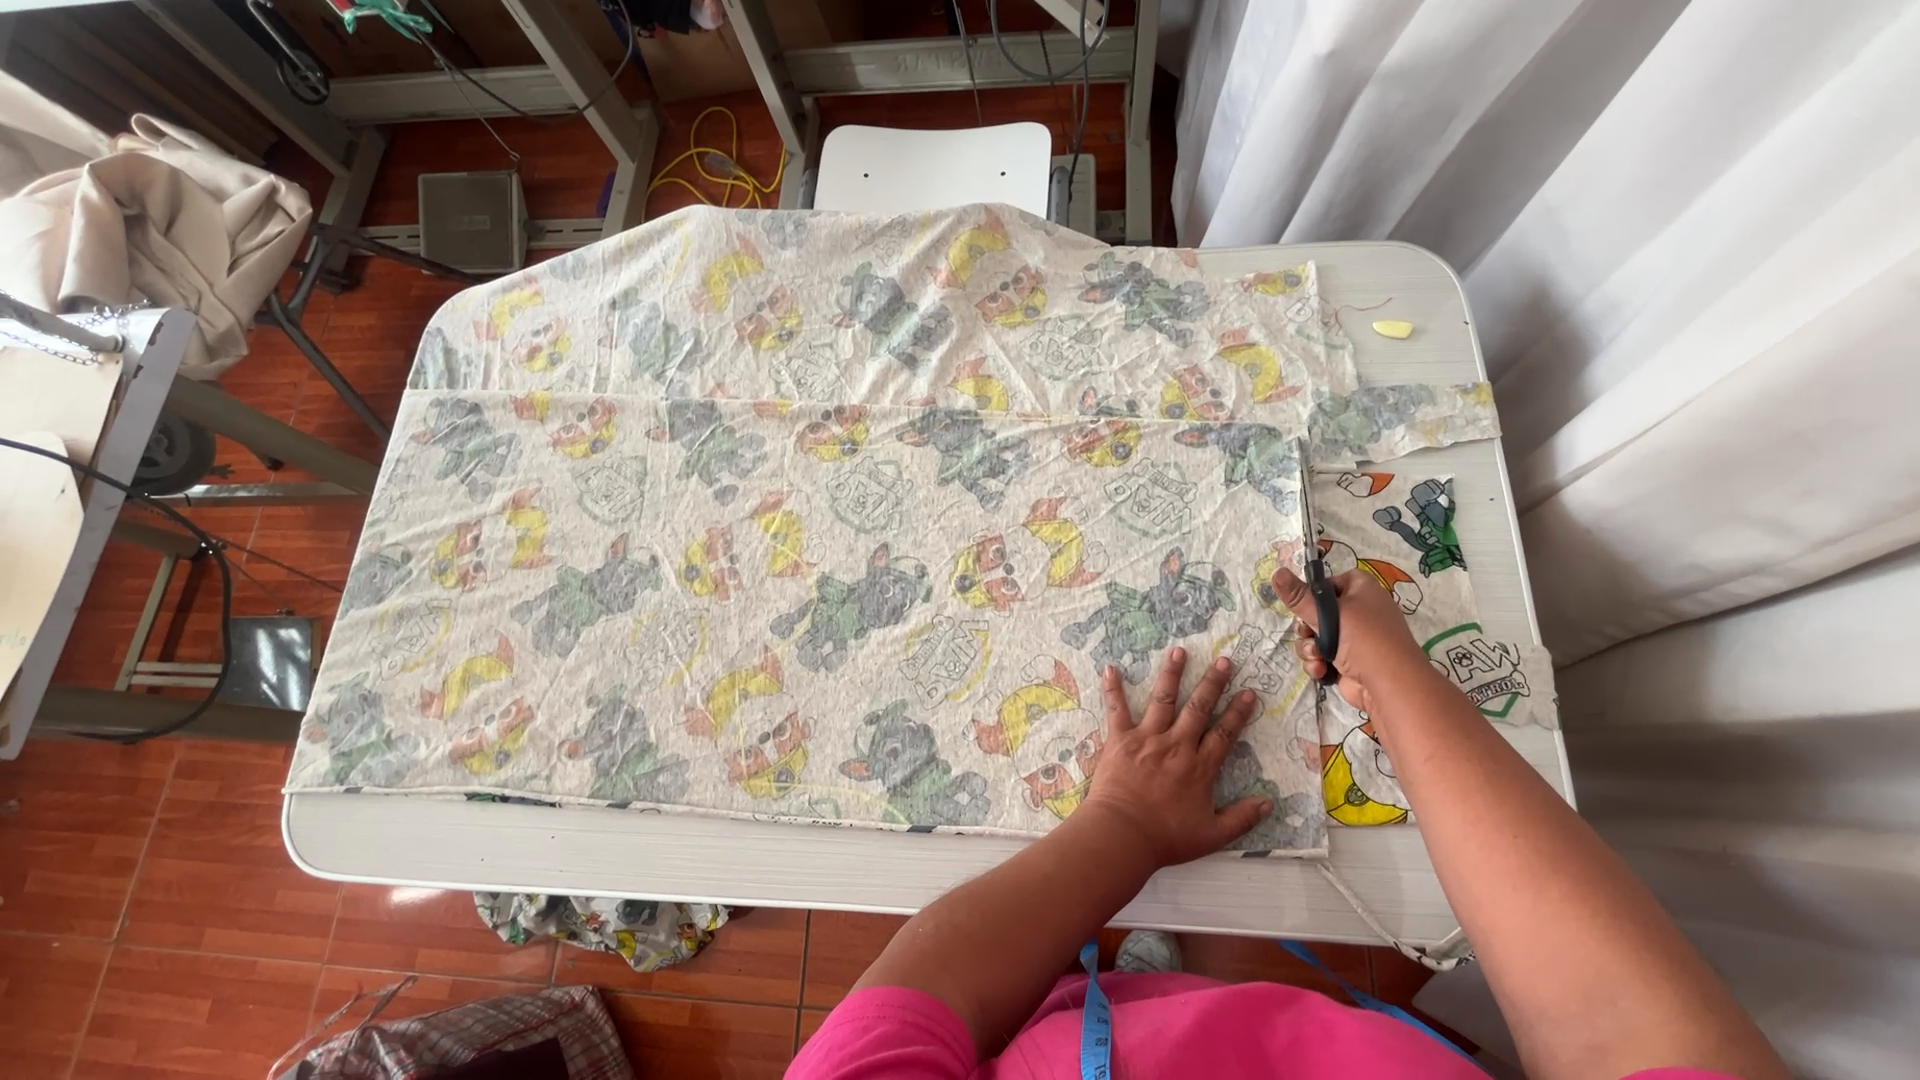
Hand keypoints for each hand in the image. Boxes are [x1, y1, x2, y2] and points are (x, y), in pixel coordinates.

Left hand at [1075, 648, 1271, 868]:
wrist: (1122, 834)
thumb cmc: (1166, 838)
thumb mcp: (1213, 835)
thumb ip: (1242, 818)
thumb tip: (1270, 804)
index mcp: (1199, 767)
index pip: (1224, 734)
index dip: (1238, 713)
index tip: (1249, 693)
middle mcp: (1176, 746)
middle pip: (1199, 708)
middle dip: (1213, 683)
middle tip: (1224, 661)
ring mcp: (1147, 739)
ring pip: (1163, 700)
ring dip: (1172, 674)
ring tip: (1178, 651)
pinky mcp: (1120, 740)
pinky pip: (1117, 710)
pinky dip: (1113, 689)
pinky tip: (1111, 668)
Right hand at [1270, 567, 1427, 712]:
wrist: (1389, 685)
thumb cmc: (1363, 639)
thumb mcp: (1328, 613)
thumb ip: (1298, 596)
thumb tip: (1276, 572)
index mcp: (1362, 590)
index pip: (1329, 583)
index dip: (1314, 593)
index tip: (1302, 604)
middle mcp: (1359, 611)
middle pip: (1316, 612)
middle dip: (1306, 628)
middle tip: (1308, 633)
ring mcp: (1353, 638)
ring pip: (1315, 636)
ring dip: (1310, 648)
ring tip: (1318, 656)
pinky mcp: (1347, 661)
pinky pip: (1321, 656)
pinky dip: (1318, 662)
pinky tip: (1321, 670)